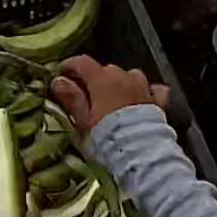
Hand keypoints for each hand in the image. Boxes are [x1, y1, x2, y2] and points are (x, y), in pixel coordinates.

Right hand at [51, 56, 169, 146]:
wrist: (141, 154)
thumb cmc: (107, 137)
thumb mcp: (83, 121)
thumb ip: (72, 98)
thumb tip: (58, 81)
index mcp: (102, 79)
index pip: (82, 62)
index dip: (69, 65)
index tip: (60, 74)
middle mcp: (124, 77)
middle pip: (105, 69)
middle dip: (93, 78)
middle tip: (84, 94)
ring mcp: (143, 87)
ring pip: (128, 76)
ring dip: (119, 82)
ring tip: (112, 97)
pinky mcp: (157, 102)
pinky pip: (152, 89)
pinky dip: (144, 92)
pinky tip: (141, 100)